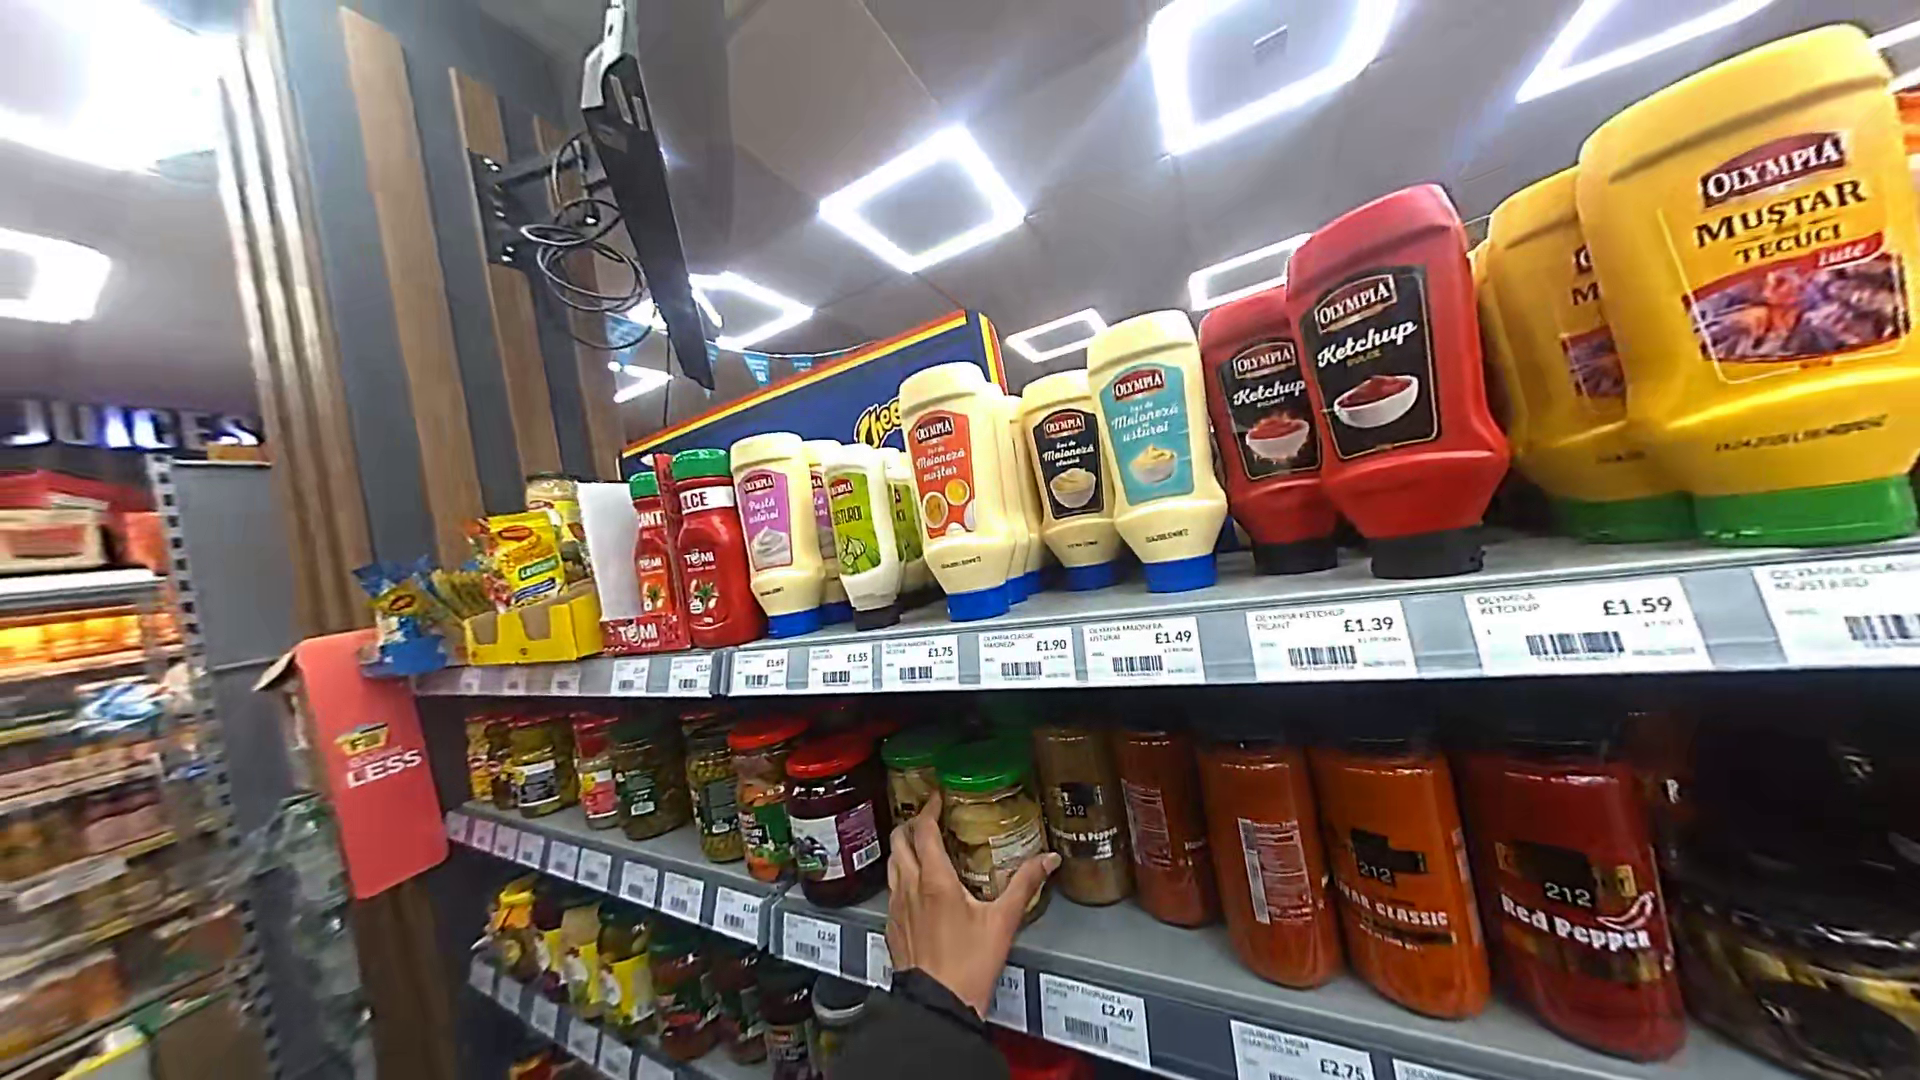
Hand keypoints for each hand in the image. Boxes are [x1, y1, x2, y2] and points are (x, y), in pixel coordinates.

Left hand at [885, 791, 1058, 1016]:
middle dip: (911, 823)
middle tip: (929, 818)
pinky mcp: (891, 927)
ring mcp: (896, 908)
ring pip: (892, 863)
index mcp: (934, 879)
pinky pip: (890, 890)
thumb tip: (1048, 859)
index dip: (928, 808)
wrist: (937, 1009)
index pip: (923, 829)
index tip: (938, 797)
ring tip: (921, 845)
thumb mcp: (1003, 922)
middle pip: (899, 840)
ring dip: (903, 847)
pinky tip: (915, 886)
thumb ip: (1024, 885)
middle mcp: (909, 887)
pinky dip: (900, 876)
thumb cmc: (969, 966)